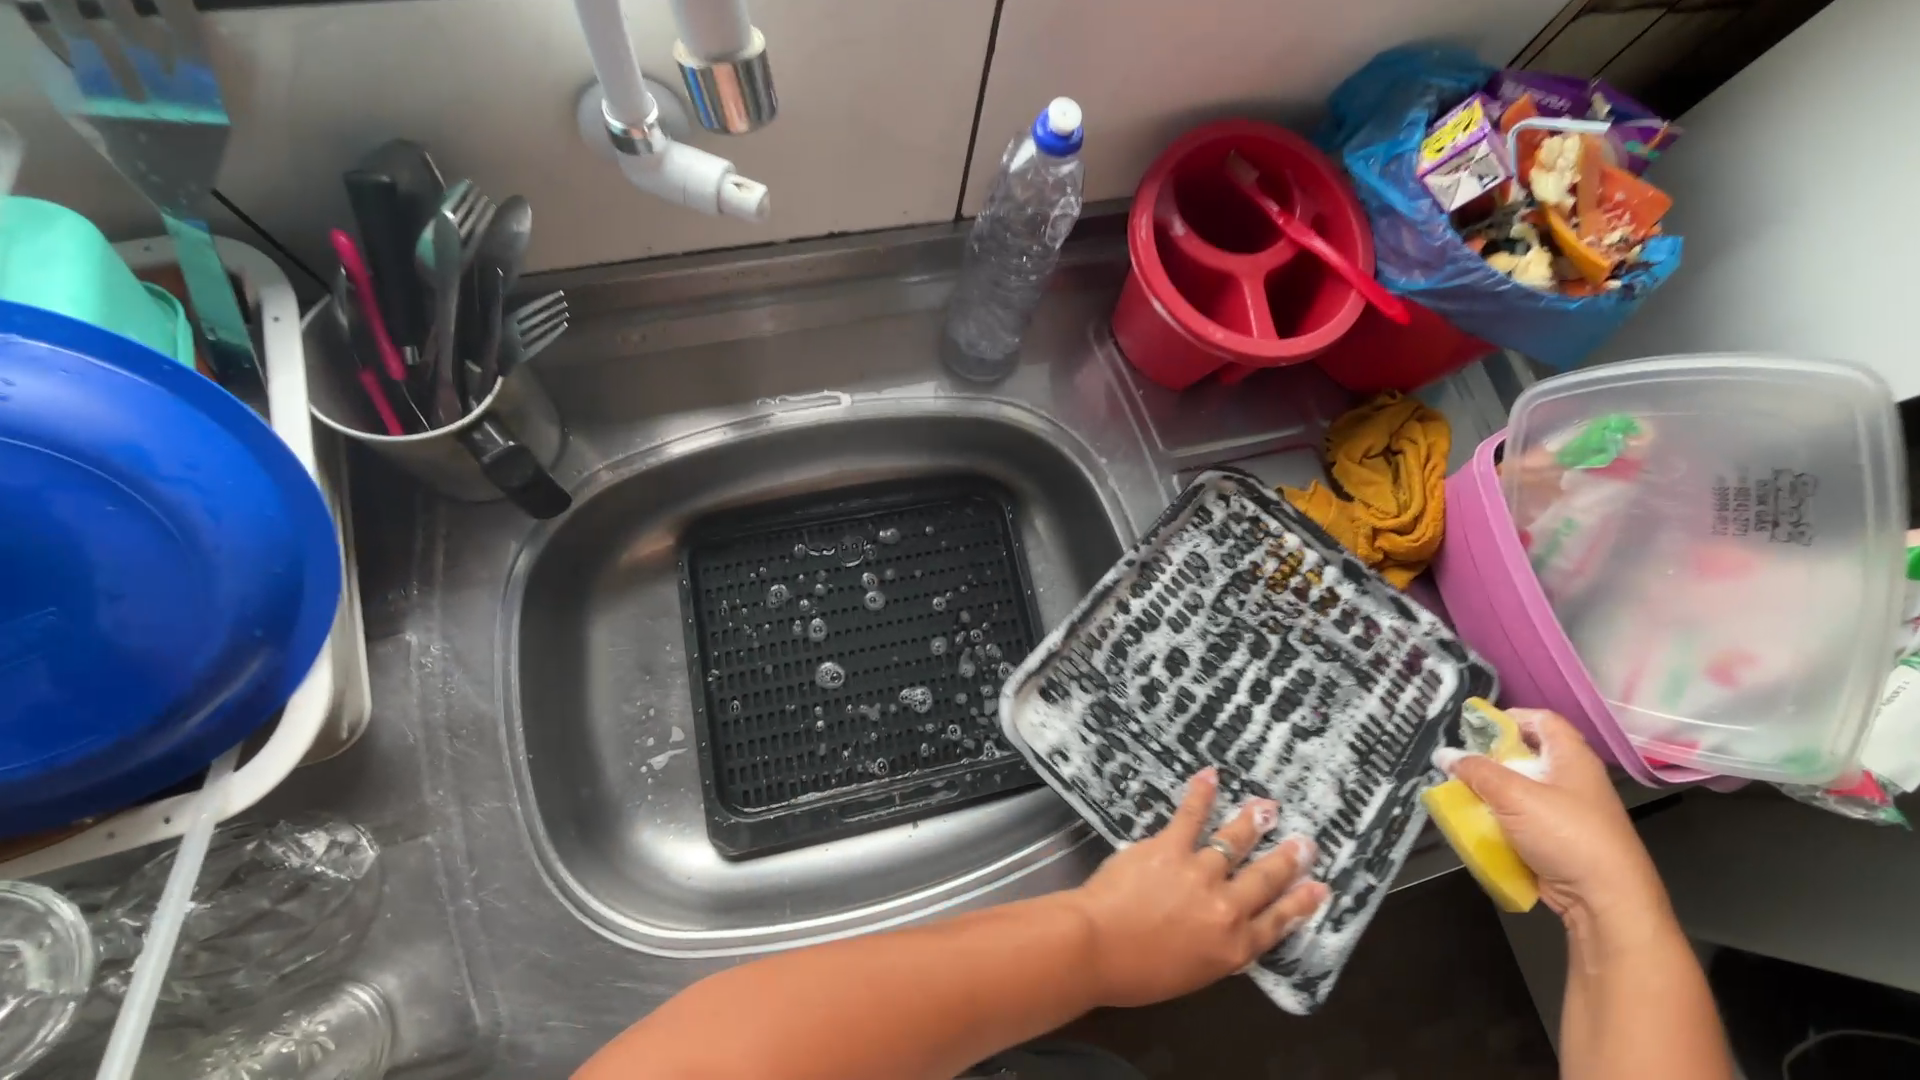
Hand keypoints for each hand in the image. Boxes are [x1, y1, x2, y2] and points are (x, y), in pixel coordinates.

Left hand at [1063, 767, 1327, 1007]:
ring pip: (1233, 843)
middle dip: (1287, 860)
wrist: (1097, 947)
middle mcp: (1226, 908)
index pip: (1277, 922)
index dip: (1300, 903)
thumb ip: (1214, 949)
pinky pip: (1191, 817)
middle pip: (1264, 879)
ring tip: (1267, 807)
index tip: (1319, 887)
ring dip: (1252, 822)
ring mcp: (1200, 873)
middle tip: (1304, 843)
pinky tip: (1210, 776)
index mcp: (1233, 947)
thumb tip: (1224, 931)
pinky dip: (1201, 794)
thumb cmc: (1136, 974)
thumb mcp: (1192, 974)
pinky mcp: (1170, 848)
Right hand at [1435, 709, 1667, 932]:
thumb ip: (1475, 771)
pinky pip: (1521, 818)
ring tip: (1459, 795)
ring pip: (1519, 789)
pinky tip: (1476, 824)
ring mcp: (1566, 811)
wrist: (1605, 900)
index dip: (1509, 717)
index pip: (1541, 719)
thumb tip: (1444, 755)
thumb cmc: (1566, 835)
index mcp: (1571, 758)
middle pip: (1525, 755)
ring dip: (1489, 792)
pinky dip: (1498, 818)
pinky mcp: (1558, 839)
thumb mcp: (1513, 795)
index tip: (1474, 729)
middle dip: (1489, 759)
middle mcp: (1571, 779)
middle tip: (1459, 765)